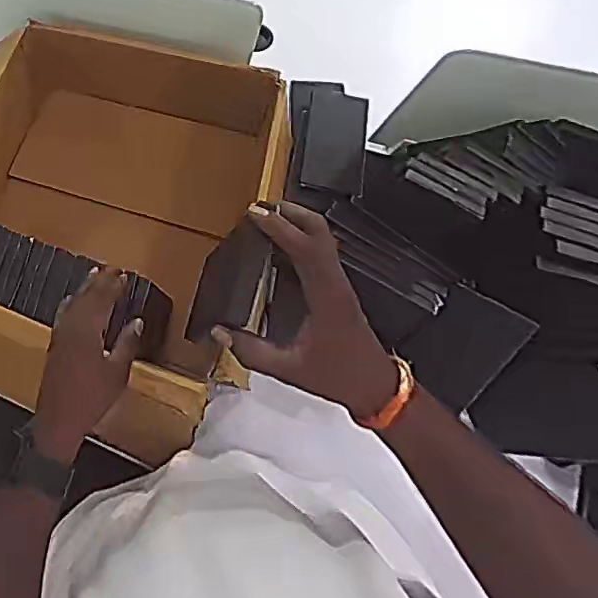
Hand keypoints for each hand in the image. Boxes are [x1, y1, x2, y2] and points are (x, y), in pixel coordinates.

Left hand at [33, 267, 141, 463]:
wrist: (58, 418)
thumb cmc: (91, 399)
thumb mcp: (117, 373)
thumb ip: (127, 343)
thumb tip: (137, 321)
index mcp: (88, 329)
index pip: (103, 299)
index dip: (114, 285)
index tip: (124, 274)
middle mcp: (72, 325)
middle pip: (87, 296)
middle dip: (100, 281)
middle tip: (112, 268)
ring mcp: (61, 332)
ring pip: (74, 301)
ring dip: (85, 287)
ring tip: (96, 274)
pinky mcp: (55, 341)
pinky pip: (65, 311)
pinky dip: (73, 301)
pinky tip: (73, 299)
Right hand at [212, 201, 399, 422]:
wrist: (378, 388)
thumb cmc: (340, 377)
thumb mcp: (290, 370)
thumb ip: (251, 351)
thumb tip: (219, 332)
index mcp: (326, 298)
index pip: (306, 249)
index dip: (280, 227)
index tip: (255, 214)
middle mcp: (335, 283)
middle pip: (320, 231)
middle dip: (290, 212)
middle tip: (259, 208)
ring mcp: (338, 283)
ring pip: (322, 237)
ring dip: (295, 221)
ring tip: (265, 219)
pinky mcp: (336, 287)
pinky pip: (320, 250)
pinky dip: (299, 237)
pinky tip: (278, 245)